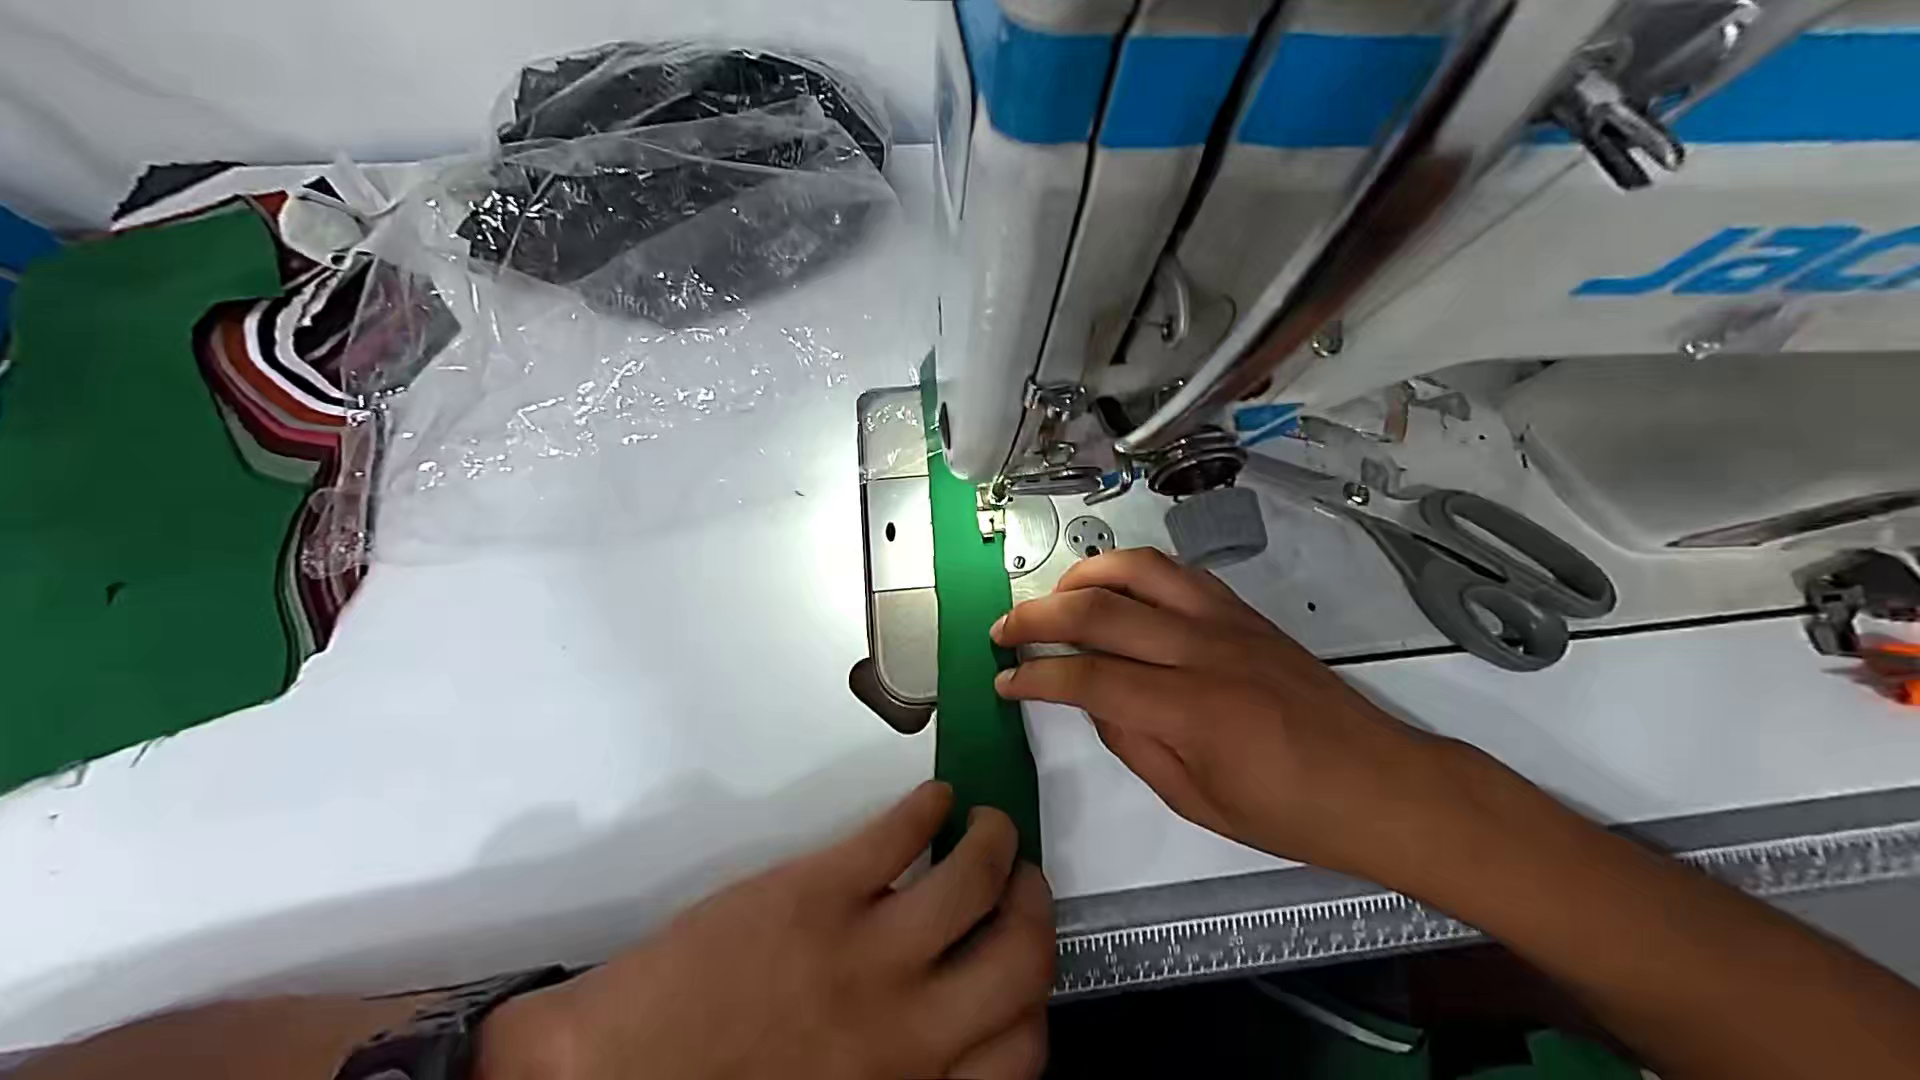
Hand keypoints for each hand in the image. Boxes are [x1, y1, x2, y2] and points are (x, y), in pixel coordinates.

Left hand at [480, 783, 1053, 1079]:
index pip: (1022, 1050)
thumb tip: (956, 1029)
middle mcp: (906, 1030)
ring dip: (993, 840)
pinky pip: (900, 833)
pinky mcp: (817, 890)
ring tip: (986, 824)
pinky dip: (930, 807)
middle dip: (1033, 907)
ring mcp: (864, 952)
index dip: (1033, 995)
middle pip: (1022, 959)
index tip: (1015, 954)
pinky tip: (933, 801)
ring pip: (974, 879)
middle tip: (1020, 879)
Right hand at [992, 548, 1488, 883]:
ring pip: (1136, 569)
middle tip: (1004, 628)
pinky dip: (1131, 572)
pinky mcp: (1243, 610)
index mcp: (1190, 711)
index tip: (1005, 679)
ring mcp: (1225, 621)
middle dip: (1036, 615)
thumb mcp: (1195, 800)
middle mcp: (1203, 651)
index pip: (1087, 678)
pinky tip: (1115, 590)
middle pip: (1098, 610)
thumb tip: (1090, 700)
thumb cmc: (1291, 811)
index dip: (1034, 676)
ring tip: (1054, 597)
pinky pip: (1175, 572)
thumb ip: (1132, 743)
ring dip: (1082, 576)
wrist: (1383, 784)